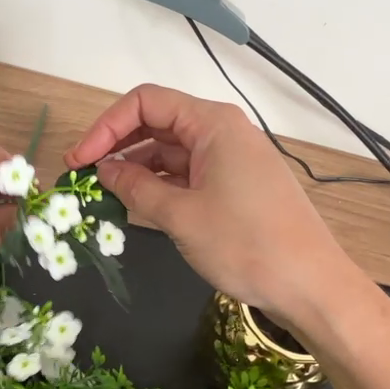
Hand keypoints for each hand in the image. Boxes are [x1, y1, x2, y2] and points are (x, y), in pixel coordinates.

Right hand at [66, 84, 352, 327]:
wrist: (310, 286)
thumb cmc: (246, 244)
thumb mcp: (181, 216)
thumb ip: (137, 187)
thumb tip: (104, 170)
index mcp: (212, 124)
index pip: (146, 102)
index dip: (106, 126)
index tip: (79, 160)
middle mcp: (222, 132)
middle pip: (156, 123)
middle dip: (117, 145)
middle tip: (82, 175)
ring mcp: (230, 160)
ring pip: (169, 152)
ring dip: (135, 168)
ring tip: (104, 194)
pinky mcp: (234, 187)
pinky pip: (186, 174)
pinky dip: (158, 185)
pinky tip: (136, 205)